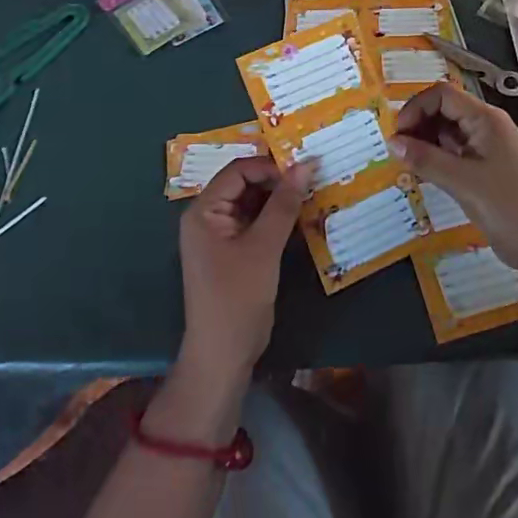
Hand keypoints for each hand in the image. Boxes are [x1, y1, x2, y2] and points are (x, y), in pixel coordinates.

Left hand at [177, 156, 311, 374]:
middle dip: (278, 180)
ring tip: (314, 192)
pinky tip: (304, 217)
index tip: (305, 167)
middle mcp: (208, 217)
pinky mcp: (235, 252)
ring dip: (281, 199)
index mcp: (204, 211)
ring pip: (254, 203)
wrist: (223, 353)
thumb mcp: (264, 246)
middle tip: (314, 177)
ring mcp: (221, 236)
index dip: (270, 166)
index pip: (238, 171)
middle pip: (245, 184)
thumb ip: (284, 204)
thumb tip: (306, 164)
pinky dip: (278, 218)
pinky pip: (257, 223)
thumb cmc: (237, 296)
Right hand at [392, 83, 517, 279]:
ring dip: (425, 143)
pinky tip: (424, 175)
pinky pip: (454, 153)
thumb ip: (426, 159)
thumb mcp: (463, 183)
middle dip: (418, 125)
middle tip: (398, 153)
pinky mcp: (485, 170)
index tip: (397, 136)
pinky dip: (436, 159)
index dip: (415, 108)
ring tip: (408, 165)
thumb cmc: (510, 208)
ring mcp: (487, 148)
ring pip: (447, 132)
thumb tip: (392, 141)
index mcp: (486, 119)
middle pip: (444, 110)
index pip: (442, 95)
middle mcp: (486, 126)